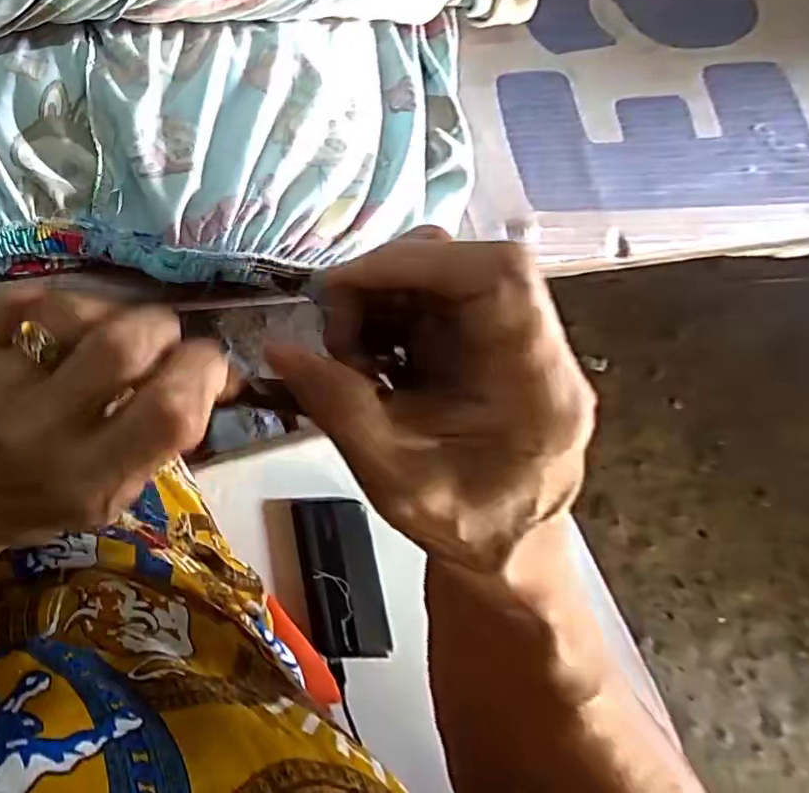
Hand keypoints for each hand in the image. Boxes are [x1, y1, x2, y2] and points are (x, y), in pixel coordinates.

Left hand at [0, 287, 233, 588]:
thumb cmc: (45, 501)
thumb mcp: (113, 498)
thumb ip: (161, 439)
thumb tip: (217, 371)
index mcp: (88, 478)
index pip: (166, 411)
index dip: (203, 370)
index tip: (208, 358)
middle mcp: (40, 430)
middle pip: (118, 348)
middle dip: (160, 326)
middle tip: (164, 332)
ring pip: (66, 312)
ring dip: (108, 306)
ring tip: (116, 321)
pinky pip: (13, 299)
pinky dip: (51, 293)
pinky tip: (70, 310)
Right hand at [266, 228, 595, 577]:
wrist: (504, 546)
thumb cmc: (462, 523)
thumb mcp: (389, 476)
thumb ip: (336, 408)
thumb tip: (276, 347)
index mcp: (531, 381)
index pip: (494, 274)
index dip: (411, 262)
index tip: (340, 288)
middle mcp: (526, 344)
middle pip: (454, 261)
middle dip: (374, 285)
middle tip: (335, 340)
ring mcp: (498, 337)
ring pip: (429, 270)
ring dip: (369, 300)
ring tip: (348, 358)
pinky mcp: (471, 338)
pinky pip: (416, 294)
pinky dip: (373, 313)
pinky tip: (362, 359)